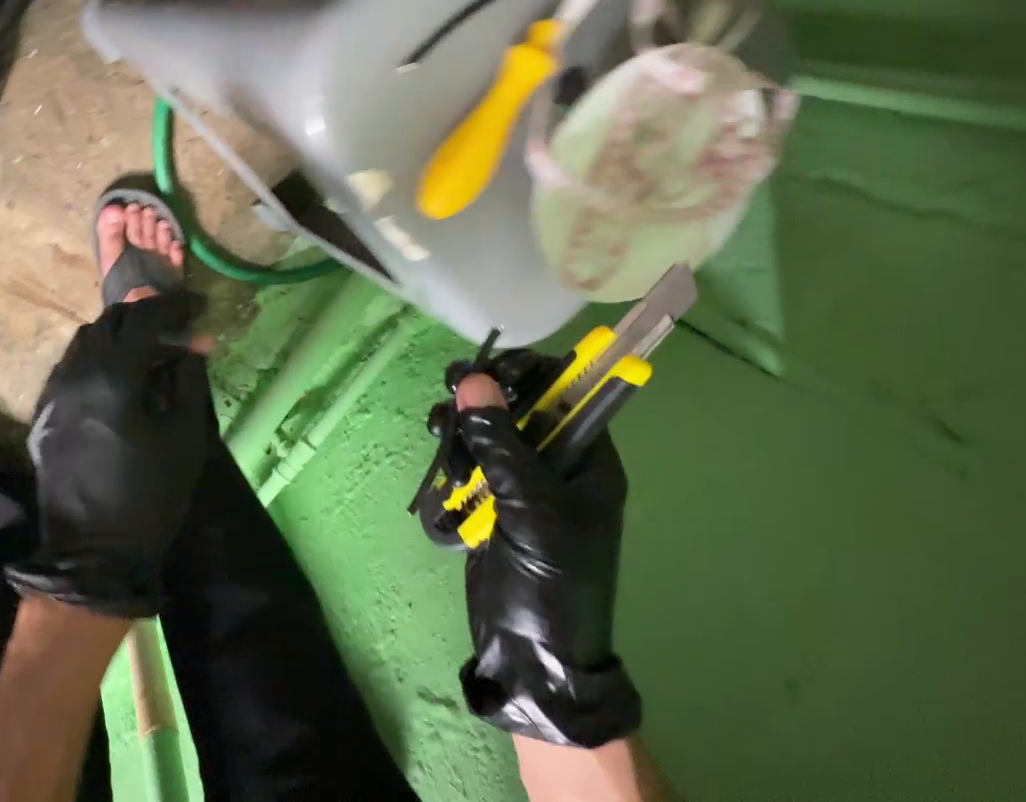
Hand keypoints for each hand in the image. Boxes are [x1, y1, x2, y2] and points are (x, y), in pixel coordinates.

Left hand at [7, 293, 212, 616]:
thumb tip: (193, 346)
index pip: (143, 318)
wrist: (93, 554)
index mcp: (113, 376)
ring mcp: (53, 394)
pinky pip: (70, 368)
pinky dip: (97, 359)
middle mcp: (75, 374)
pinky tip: (119, 380)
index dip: (174, 308)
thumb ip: (188, 381)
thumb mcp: (184, 437)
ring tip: (149, 351)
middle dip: (145, 317)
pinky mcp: (44, 415)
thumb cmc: (150, 496)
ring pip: (84, 342)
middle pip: (109, 322)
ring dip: (118, 336)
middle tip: (177, 329)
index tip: (198, 309)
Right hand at [455, 373, 640, 747]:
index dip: (529, 370)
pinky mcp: (492, 502)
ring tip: (439, 429)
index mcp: (586, 459)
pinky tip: (443, 457)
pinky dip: (454, 452)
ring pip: (488, 428)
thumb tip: (474, 380)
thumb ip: (501, 442)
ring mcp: (521, 483)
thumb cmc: (549, 580)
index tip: (489, 370)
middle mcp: (555, 463)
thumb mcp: (531, 507)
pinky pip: (471, 459)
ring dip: (462, 422)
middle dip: (485, 392)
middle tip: (450, 386)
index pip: (566, 390)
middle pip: (520, 403)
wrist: (532, 656)